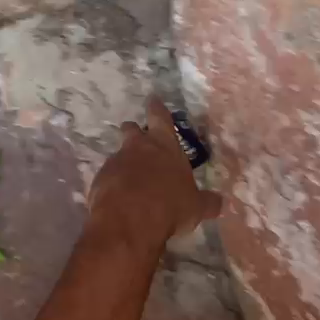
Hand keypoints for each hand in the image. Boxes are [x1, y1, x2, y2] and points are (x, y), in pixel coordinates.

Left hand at [87, 98, 222, 248]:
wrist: (129, 220)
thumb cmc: (170, 205)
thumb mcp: (196, 206)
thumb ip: (207, 202)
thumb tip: (219, 202)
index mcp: (164, 145)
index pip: (160, 117)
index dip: (157, 108)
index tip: (153, 100)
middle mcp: (137, 147)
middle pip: (132, 129)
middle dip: (134, 131)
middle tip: (139, 140)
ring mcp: (116, 161)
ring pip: (119, 154)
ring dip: (125, 163)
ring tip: (133, 181)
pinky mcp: (100, 178)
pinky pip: (108, 176)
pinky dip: (114, 183)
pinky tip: (121, 199)